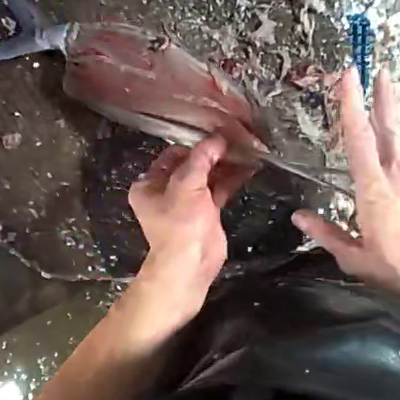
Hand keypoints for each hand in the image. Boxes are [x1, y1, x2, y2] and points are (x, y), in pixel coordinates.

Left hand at [121, 137, 250, 335]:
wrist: (190, 265)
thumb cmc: (180, 224)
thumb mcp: (187, 184)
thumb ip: (202, 158)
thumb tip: (218, 138)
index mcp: (150, 183)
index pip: (174, 154)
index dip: (197, 144)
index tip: (220, 134)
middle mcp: (166, 191)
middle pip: (194, 164)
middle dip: (215, 154)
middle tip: (239, 141)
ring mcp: (188, 203)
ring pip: (209, 177)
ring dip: (227, 165)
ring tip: (249, 151)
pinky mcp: (206, 213)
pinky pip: (219, 190)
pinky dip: (232, 179)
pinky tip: (249, 168)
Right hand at [293, 69, 399, 311]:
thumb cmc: (397, 269)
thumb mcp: (354, 258)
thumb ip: (326, 234)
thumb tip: (299, 217)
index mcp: (372, 190)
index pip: (358, 140)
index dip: (351, 105)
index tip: (347, 76)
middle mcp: (397, 176)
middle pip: (387, 129)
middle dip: (380, 97)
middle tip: (375, 70)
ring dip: (397, 115)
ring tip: (390, 92)